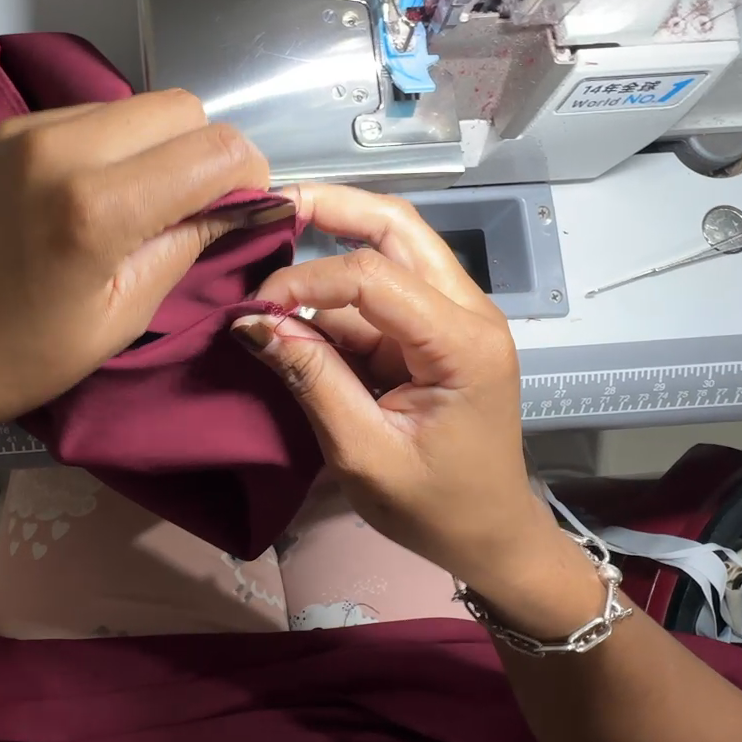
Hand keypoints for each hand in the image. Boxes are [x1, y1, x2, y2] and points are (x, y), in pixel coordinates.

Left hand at [0, 90, 270, 462]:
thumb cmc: (15, 361)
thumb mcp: (118, 317)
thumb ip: (184, 246)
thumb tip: (238, 207)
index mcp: (97, 206)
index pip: (214, 150)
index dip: (247, 177)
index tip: (243, 210)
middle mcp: (60, 146)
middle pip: (179, 108)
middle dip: (203, 153)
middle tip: (192, 208)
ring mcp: (20, 130)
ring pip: (130, 106)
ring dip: (154, 147)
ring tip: (136, 205)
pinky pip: (81, 117)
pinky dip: (108, 146)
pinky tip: (87, 195)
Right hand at [229, 185, 558, 588]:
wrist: (488, 534)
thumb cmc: (433, 507)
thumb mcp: (362, 453)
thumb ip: (311, 379)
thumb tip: (253, 322)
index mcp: (462, 344)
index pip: (374, 276)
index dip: (305, 281)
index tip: (254, 310)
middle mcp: (467, 310)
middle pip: (396, 227)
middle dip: (330, 208)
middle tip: (269, 207)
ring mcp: (453, 314)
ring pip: (388, 250)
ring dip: (325, 254)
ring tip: (267, 274)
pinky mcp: (432, 329)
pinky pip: (378, 293)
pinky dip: (332, 298)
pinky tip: (293, 313)